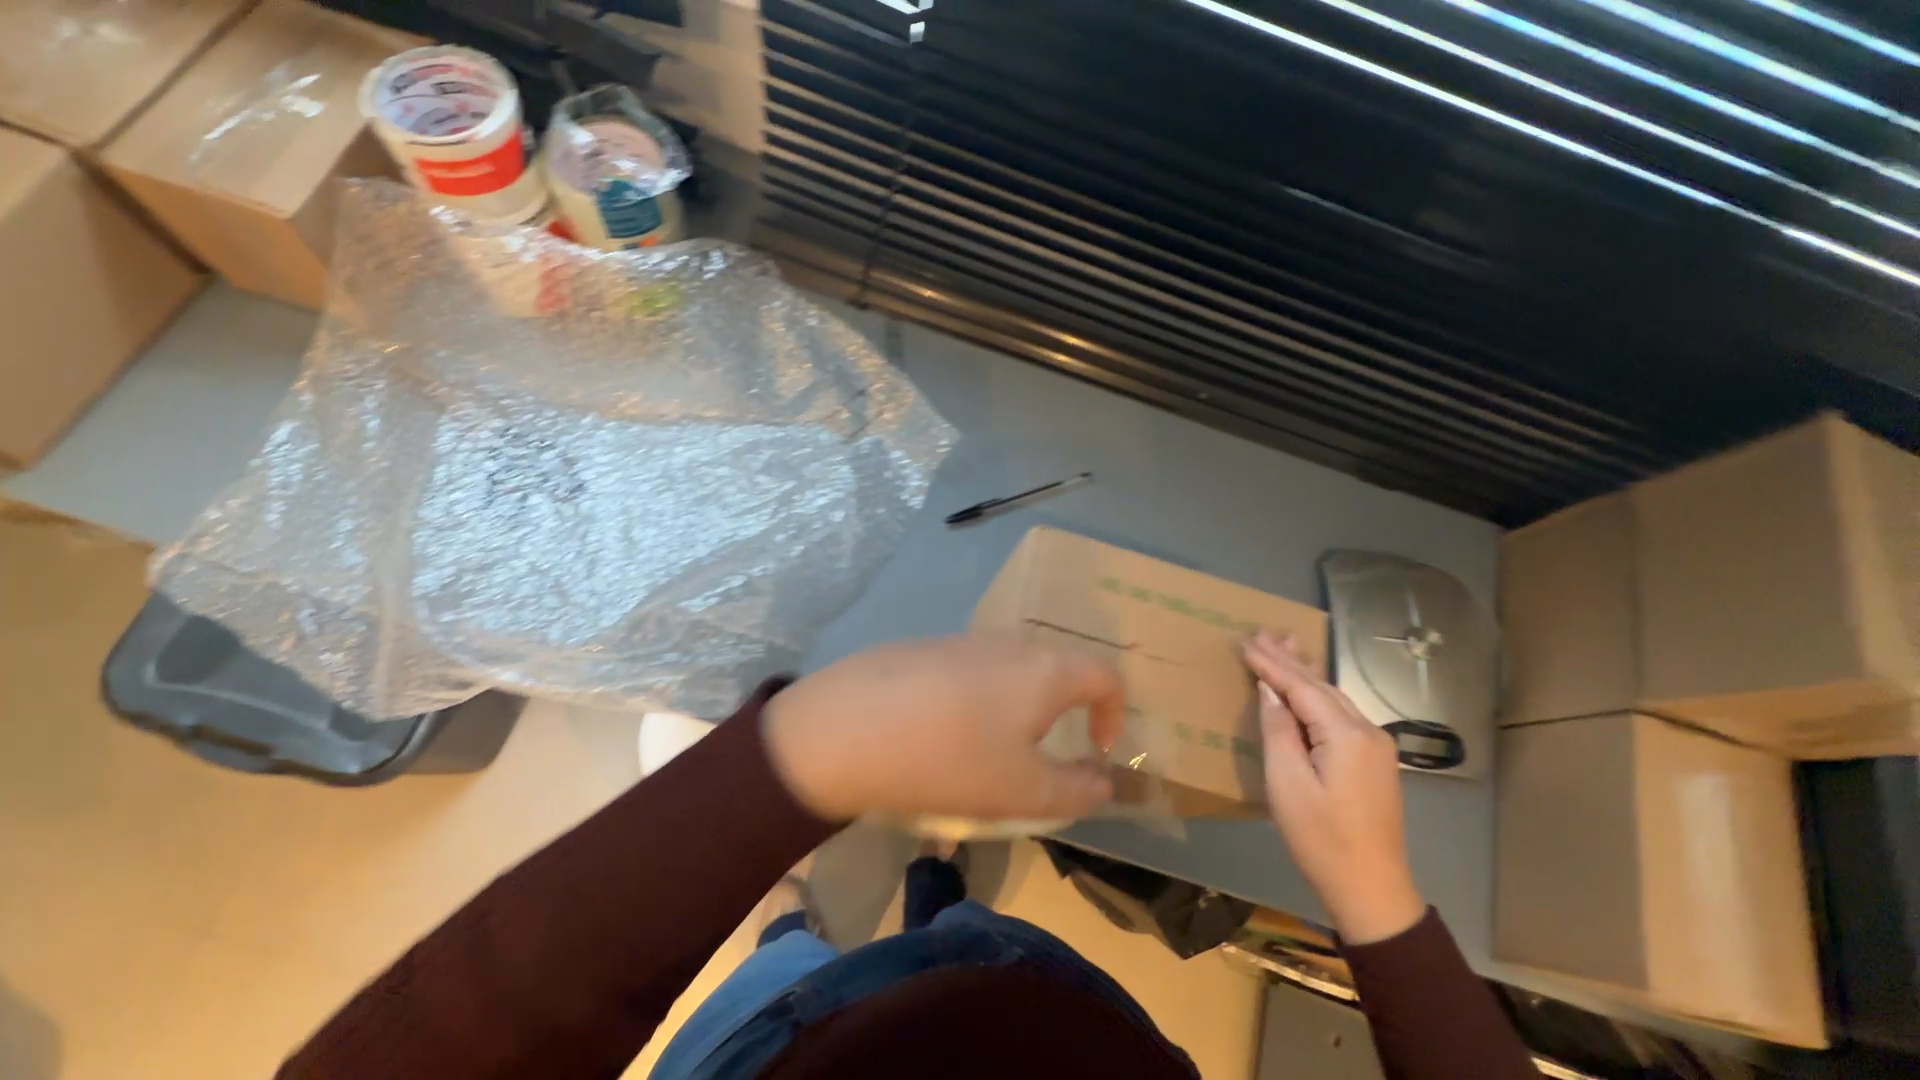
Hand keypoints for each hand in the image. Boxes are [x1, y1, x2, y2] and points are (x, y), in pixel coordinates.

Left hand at [762, 635, 1124, 823]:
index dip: (1114, 712)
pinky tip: (933, 742)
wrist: (841, 730)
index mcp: (1043, 669)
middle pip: (1052, 671)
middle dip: (1057, 715)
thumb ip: (1075, 790)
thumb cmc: (950, 761)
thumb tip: (1103, 781)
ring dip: (1008, 713)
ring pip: (1003, 674)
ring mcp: (957, 641)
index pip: (1103, 675)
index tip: (1098, 750)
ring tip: (980, 760)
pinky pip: (960, 676)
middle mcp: (1005, 644)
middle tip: (1037, 761)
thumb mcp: (1022, 793)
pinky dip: (967, 706)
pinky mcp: (916, 650)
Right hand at [1243, 631, 1426, 943]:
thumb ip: (1278, 731)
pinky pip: (1340, 716)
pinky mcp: (1374, 762)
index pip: (1302, 687)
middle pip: (1321, 687)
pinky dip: (1317, 697)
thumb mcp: (1287, 784)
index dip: (1271, 665)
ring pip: (1333, 699)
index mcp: (1347, 735)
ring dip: (1304, 675)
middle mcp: (1368, 731)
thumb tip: (1270, 691)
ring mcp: (1375, 747)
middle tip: (1261, 632)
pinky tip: (1305, 688)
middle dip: (1289, 660)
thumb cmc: (1320, 839)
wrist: (1371, 888)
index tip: (1245, 642)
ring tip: (1281, 646)